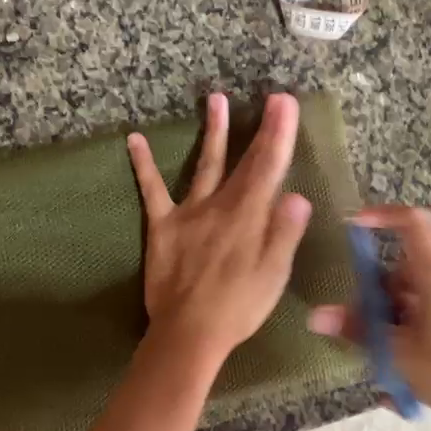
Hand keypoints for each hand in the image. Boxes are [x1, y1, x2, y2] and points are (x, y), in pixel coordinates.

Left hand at [127, 93, 313, 365]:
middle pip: (245, 161)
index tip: (286, 103)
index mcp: (250, 217)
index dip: (280, 134)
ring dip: (212, 132)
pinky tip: (133, 139)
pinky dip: (143, 164)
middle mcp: (221, 205)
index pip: (270, 168)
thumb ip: (284, 232)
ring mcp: (189, 212)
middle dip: (261, 128)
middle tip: (273, 97)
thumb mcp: (274, 275)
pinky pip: (152, 190)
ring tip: (215, 99)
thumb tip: (297, 194)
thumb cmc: (239, 307)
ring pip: (204, 164)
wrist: (188, 333)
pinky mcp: (163, 226)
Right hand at [307, 205, 430, 430]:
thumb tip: (316, 316)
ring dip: (400, 318)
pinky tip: (411, 369)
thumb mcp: (396, 354)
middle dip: (382, 295)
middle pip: (409, 270)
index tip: (356, 224)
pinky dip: (420, 328)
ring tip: (388, 360)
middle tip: (366, 331)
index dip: (383, 216)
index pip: (413, 224)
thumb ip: (357, 330)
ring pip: (423, 295)